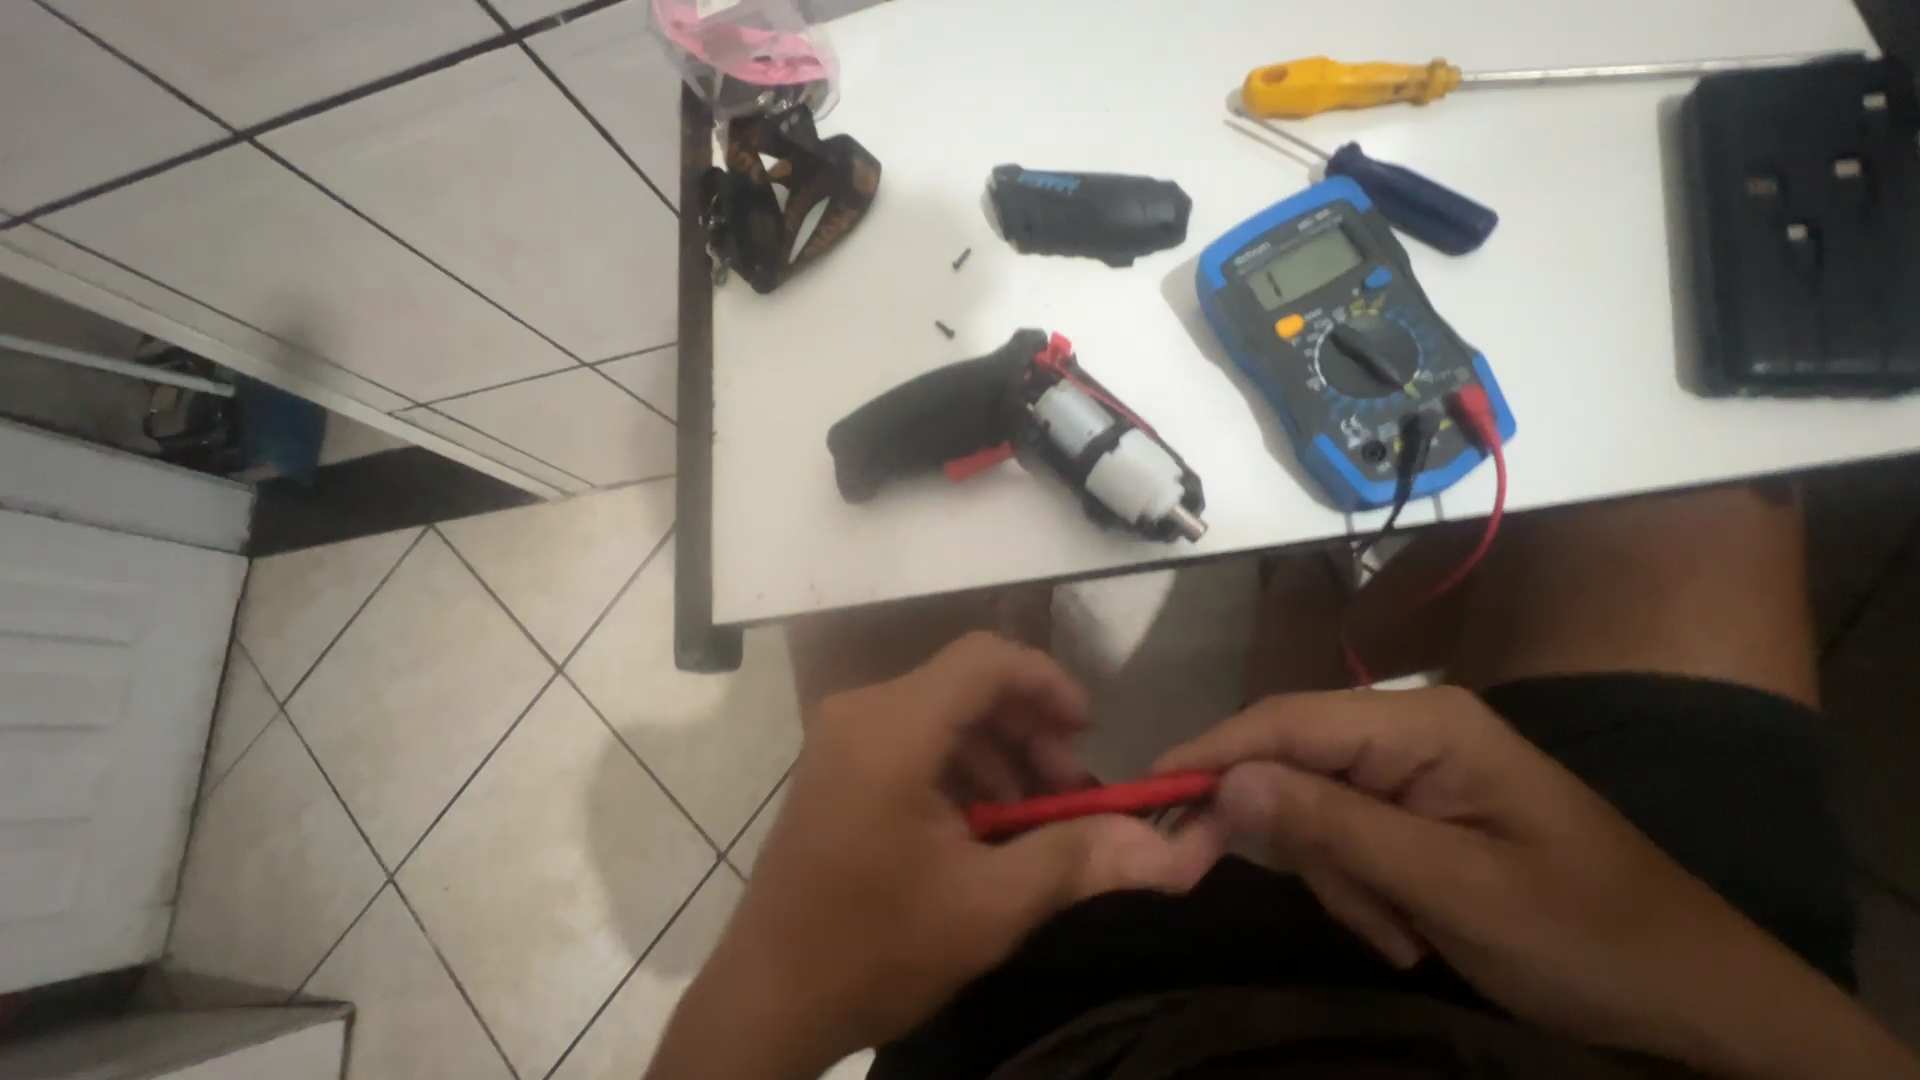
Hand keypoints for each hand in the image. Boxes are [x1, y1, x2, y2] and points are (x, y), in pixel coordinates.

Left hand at [652, 633, 1222, 1078]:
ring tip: (1036, 817)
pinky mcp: (839, 762)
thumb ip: (1076, 858)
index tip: (1088, 731)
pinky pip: (914, 737)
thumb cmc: (875, 948)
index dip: (1047, 681)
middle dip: (1029, 729)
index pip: (985, 660)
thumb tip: (1162, 847)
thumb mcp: (989, 907)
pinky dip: (961, 766)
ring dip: (999, 752)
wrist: (767, 999)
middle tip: (1072, 791)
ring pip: (943, 711)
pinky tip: (985, 824)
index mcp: (892, 730)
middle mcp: (862, 711)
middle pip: (966, 684)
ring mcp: (843, 736)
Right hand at [1157, 686, 1917, 1079]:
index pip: (1286, 719)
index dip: (1212, 751)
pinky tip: (1400, 928)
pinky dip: (1356, 883)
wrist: (1698, 999)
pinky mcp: (1416, 806)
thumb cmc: (1584, 936)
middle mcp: (1409, 728)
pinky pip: (1347, 832)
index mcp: (1422, 723)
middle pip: (1293, 759)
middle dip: (1294, 835)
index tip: (1149, 791)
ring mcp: (1412, 767)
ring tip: (1389, 931)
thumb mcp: (1451, 887)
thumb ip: (1332, 824)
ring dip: (1334, 873)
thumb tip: (1224, 778)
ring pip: (1314, 803)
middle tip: (1316, 903)